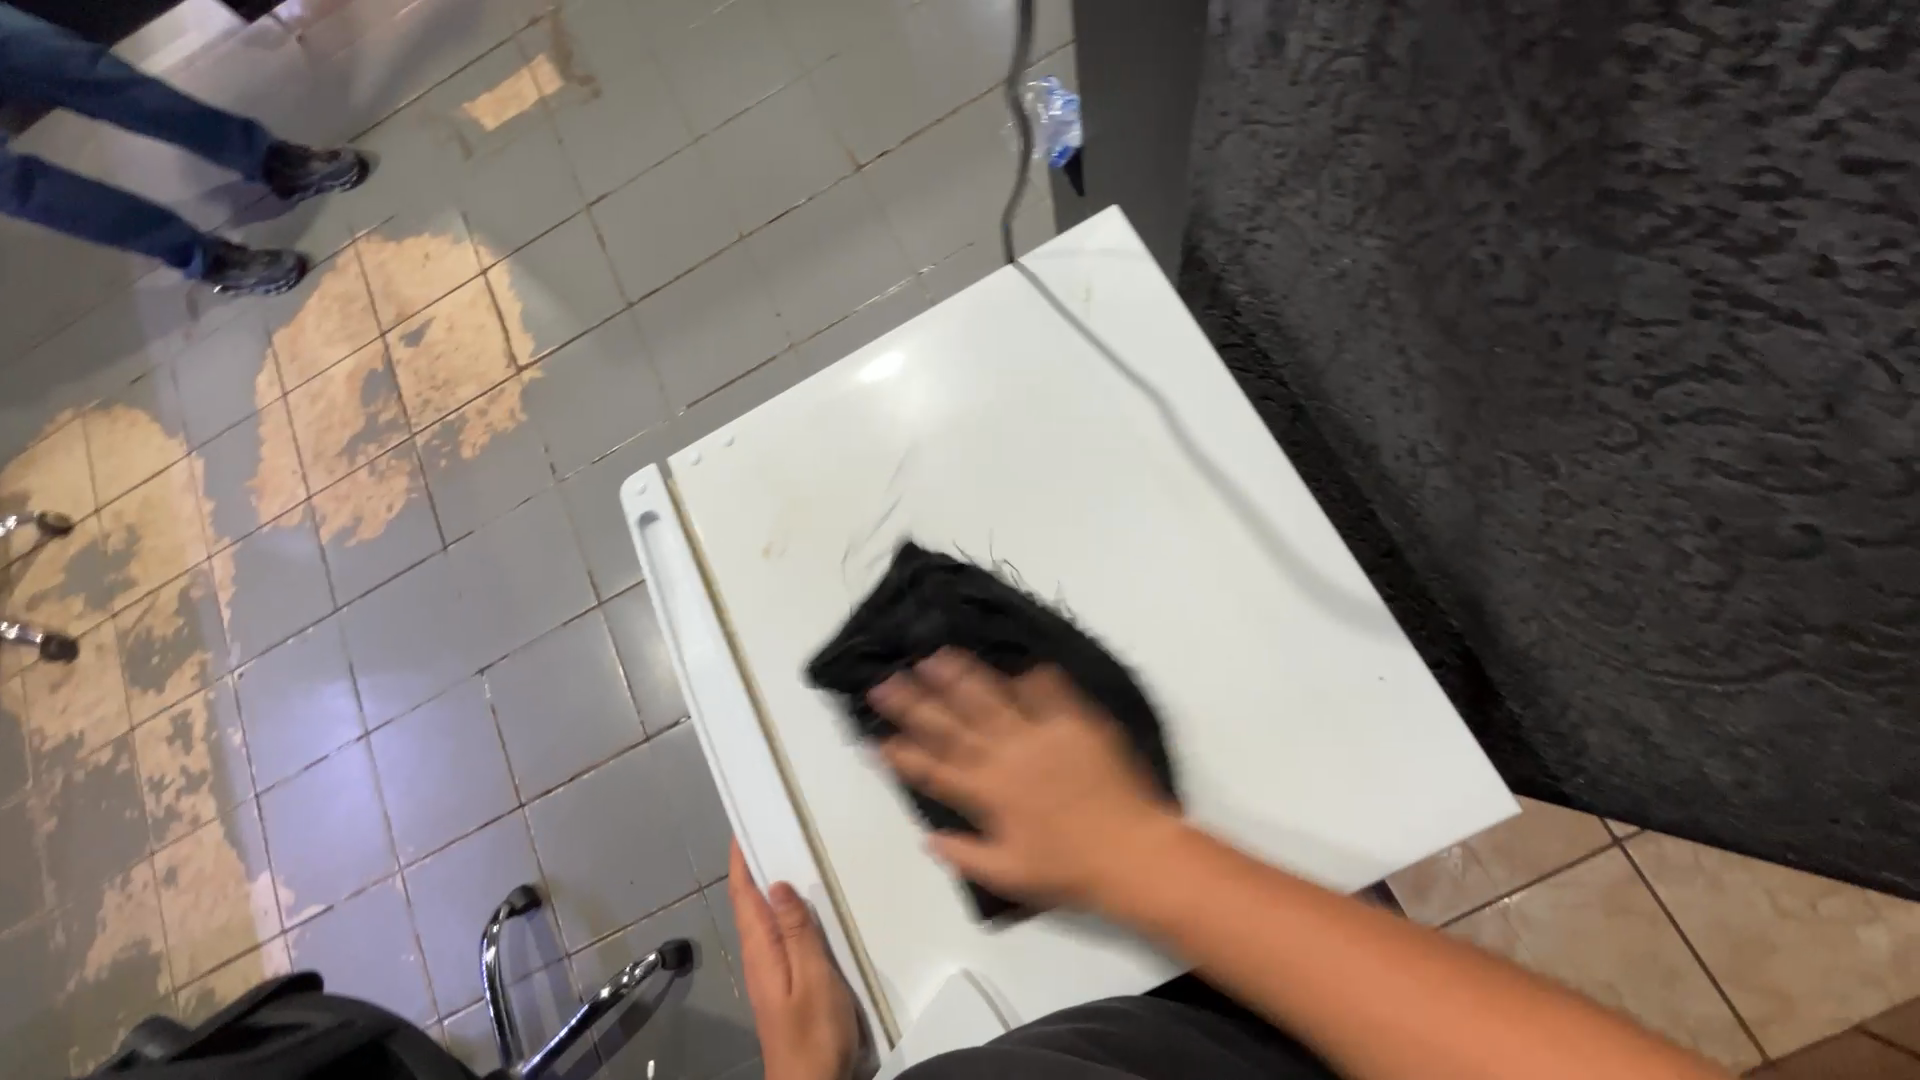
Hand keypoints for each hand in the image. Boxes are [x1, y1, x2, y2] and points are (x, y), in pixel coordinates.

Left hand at [727, 842, 859, 1079]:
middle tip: (773, 830)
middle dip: (756, 867)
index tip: (743, 827)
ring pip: (765, 918)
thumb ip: (797, 931)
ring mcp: (770, 971)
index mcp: (761, 950)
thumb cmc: (814, 1032)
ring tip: (792, 854)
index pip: (744, 896)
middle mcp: (759, 956)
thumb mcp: (813, 977)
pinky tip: (807, 905)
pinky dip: (787, 910)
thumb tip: (777, 885)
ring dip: (772, 886)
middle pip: (751, 903)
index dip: (741, 861)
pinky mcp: (785, 982)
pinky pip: (780, 934)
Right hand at [869, 649, 1180, 910]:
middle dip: (914, 702)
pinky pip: (1049, 692)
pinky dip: (1031, 678)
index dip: (902, 752)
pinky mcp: (1075, 722)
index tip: (877, 736)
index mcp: (987, 793)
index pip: (933, 769)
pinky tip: (1014, 665)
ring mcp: (1040, 734)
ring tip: (935, 655)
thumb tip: (927, 838)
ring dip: (960, 676)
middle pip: (951, 724)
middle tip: (886, 681)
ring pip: (991, 697)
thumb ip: (964, 854)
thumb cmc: (1070, 870)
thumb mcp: (1010, 875)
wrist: (1134, 853)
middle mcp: (1006, 756)